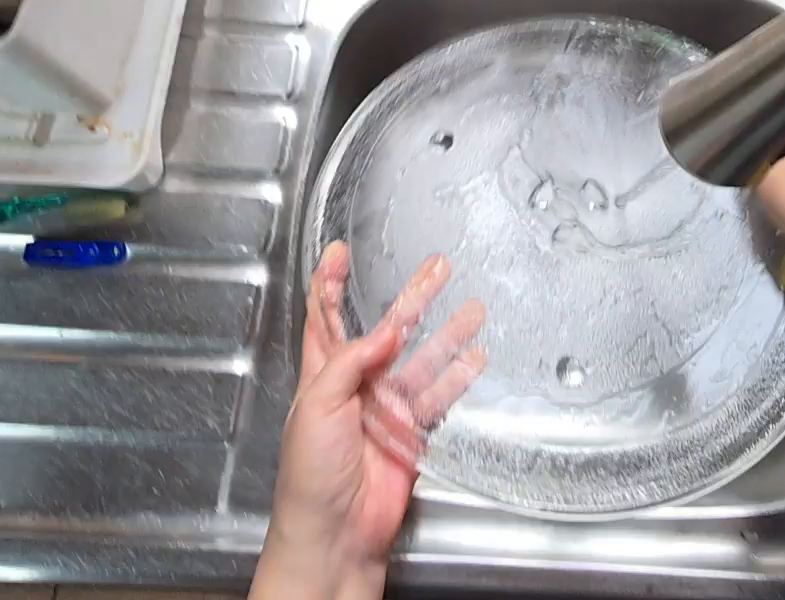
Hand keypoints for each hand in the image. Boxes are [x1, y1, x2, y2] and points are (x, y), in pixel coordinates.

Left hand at [253, 241, 485, 599]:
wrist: (335, 534)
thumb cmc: (308, 475)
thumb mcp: (317, 407)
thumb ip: (349, 363)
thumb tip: (384, 332)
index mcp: (324, 372)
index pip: (325, 315)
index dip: (330, 282)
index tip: (339, 251)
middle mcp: (359, 382)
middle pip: (388, 328)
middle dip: (411, 296)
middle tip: (435, 268)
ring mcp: (388, 405)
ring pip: (423, 359)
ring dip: (447, 333)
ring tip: (472, 308)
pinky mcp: (412, 429)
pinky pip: (440, 396)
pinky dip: (459, 376)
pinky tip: (475, 356)